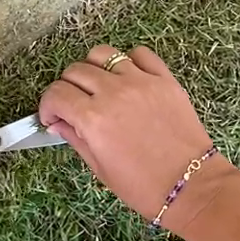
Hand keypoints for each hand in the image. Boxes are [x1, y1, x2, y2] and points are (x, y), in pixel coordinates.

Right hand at [38, 45, 230, 218]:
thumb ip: (75, 138)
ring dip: (93, 68)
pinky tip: (128, 78)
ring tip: (99, 87)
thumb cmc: (144, 186)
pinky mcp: (164, 79)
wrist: (191, 186)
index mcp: (93, 119)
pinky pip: (140, 54)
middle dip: (67, 87)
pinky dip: (128, 61)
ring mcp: (141, 82)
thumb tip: (57, 122)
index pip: (56, 93)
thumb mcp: (100, 168)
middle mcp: (114, 93)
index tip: (52, 116)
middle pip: (76, 70)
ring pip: (103, 54)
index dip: (48, 105)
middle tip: (74, 105)